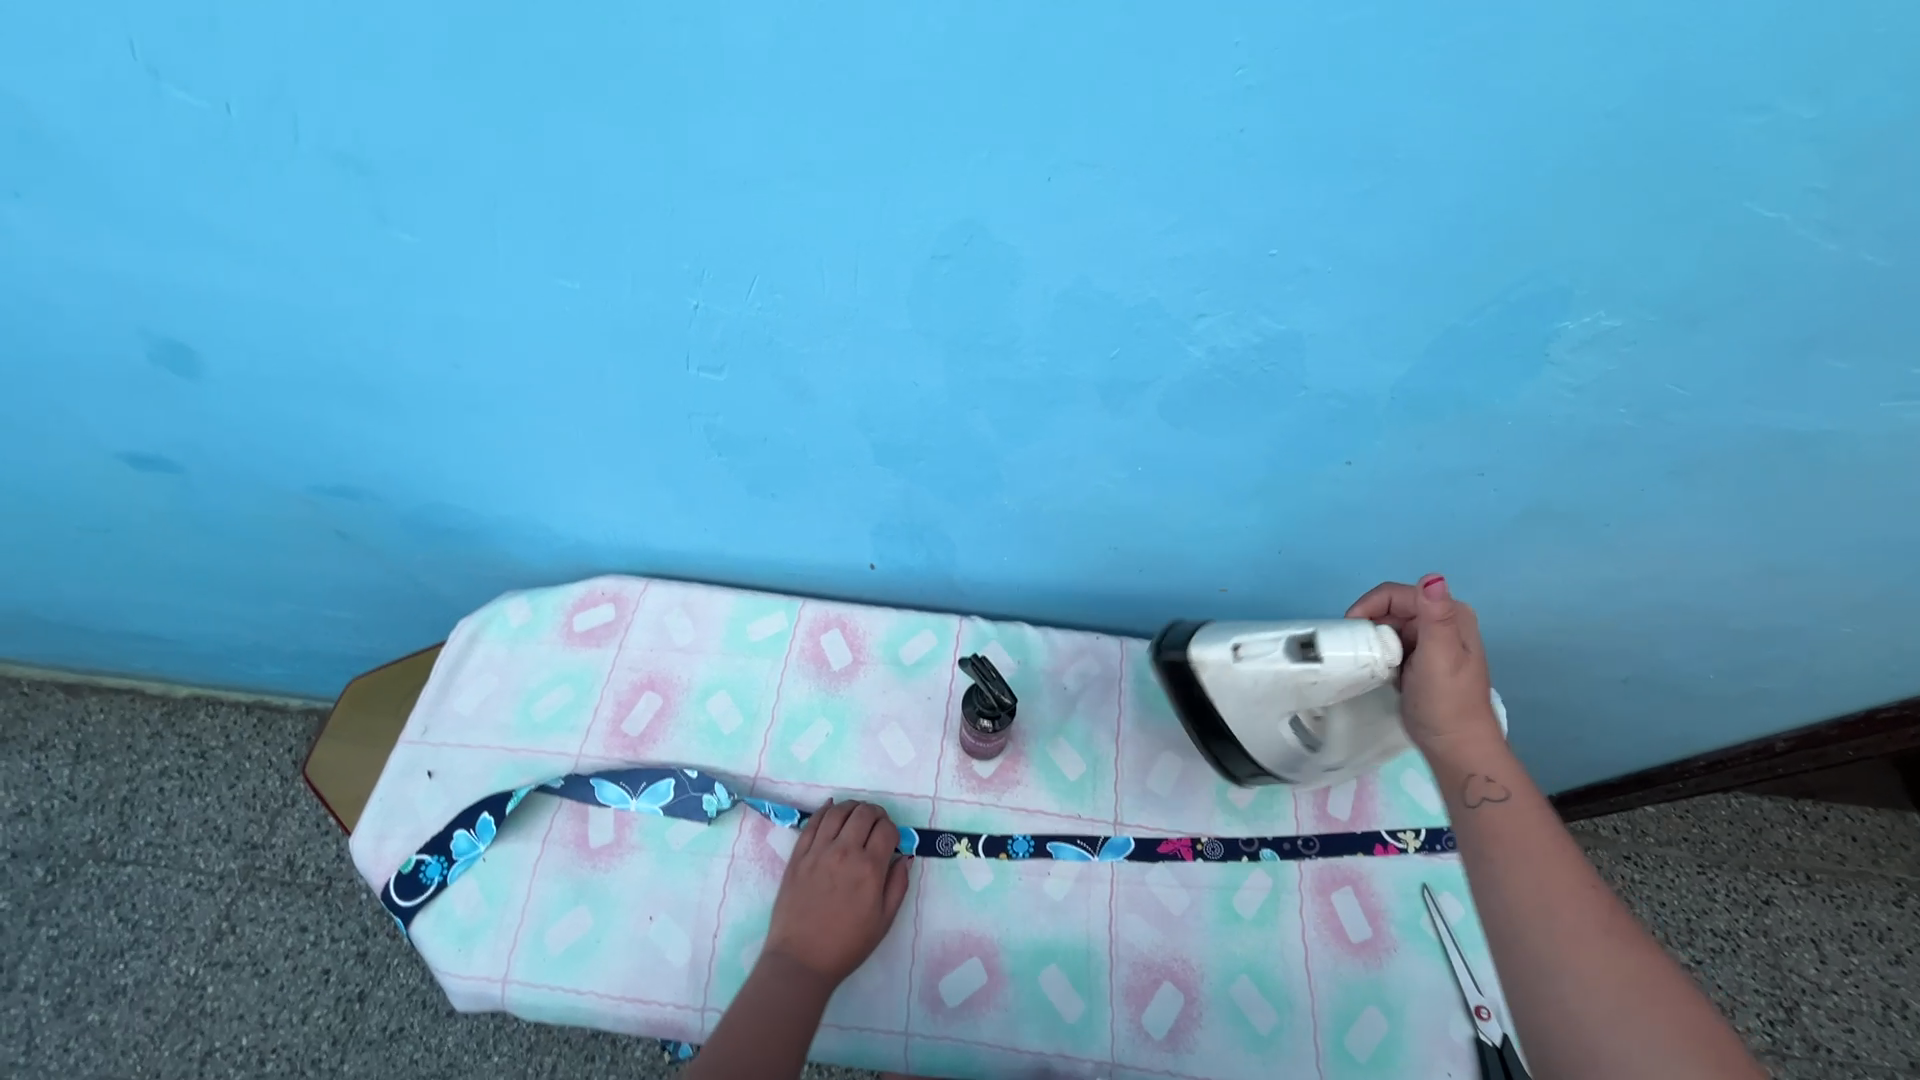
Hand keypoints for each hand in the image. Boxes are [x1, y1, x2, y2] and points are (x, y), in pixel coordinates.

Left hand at [763, 799, 911, 986]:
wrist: (802, 960)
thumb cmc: (847, 944)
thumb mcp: (884, 920)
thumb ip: (898, 884)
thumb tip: (904, 857)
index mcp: (869, 869)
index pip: (886, 829)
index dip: (893, 829)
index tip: (891, 839)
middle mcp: (844, 852)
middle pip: (864, 814)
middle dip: (876, 813)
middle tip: (877, 823)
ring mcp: (818, 852)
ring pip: (838, 812)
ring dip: (852, 807)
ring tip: (856, 814)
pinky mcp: (798, 856)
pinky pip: (813, 823)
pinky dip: (825, 810)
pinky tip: (831, 808)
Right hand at [1346, 574, 1501, 755]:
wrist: (1453, 744)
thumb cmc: (1447, 701)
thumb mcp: (1440, 656)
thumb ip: (1435, 616)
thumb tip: (1433, 577)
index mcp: (1450, 614)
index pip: (1397, 594)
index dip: (1370, 606)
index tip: (1352, 629)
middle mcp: (1440, 621)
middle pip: (1389, 607)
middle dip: (1369, 624)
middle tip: (1360, 650)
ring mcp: (1428, 640)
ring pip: (1386, 626)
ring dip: (1372, 640)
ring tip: (1367, 660)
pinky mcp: (1416, 658)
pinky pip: (1388, 643)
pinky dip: (1377, 651)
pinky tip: (1376, 667)